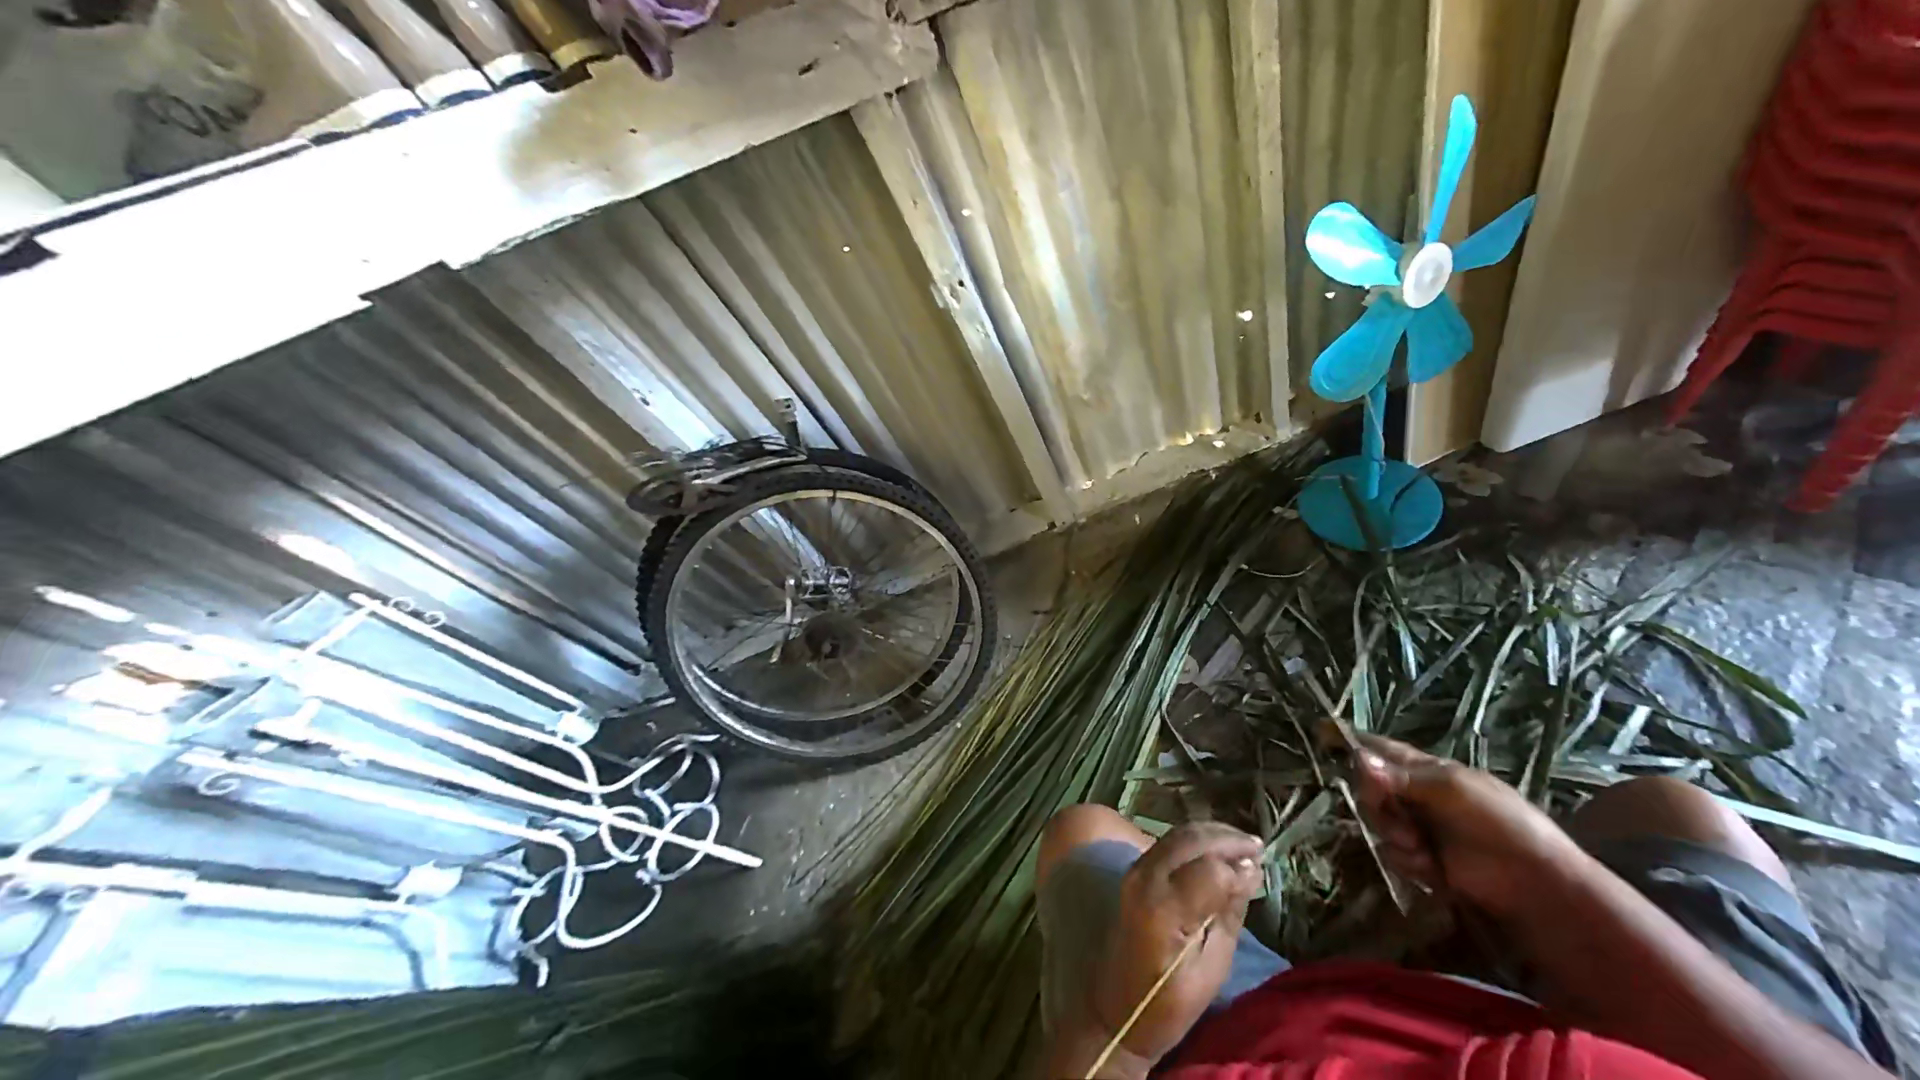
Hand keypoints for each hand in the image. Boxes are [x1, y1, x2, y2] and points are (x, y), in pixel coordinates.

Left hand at [1088, 822, 1261, 1066]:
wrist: (1113, 1003)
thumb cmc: (1168, 1001)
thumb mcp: (1212, 968)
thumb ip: (1228, 912)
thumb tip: (1250, 870)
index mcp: (1164, 910)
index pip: (1209, 868)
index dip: (1237, 864)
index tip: (1259, 869)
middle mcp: (1144, 879)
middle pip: (1190, 839)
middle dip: (1227, 837)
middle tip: (1257, 847)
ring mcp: (1134, 870)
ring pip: (1177, 834)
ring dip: (1211, 835)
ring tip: (1242, 847)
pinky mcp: (1132, 870)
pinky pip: (1166, 843)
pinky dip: (1194, 841)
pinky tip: (1214, 852)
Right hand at [1352, 733, 1587, 918]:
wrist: (1538, 884)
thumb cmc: (1501, 823)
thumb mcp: (1451, 790)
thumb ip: (1401, 776)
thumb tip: (1356, 758)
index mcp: (1427, 769)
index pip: (1379, 748)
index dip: (1351, 741)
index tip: (1320, 732)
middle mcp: (1417, 794)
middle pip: (1369, 788)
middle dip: (1377, 803)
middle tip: (1397, 817)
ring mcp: (1420, 828)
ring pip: (1377, 822)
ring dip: (1394, 836)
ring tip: (1422, 850)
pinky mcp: (1423, 860)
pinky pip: (1391, 853)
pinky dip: (1407, 861)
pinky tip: (1430, 868)